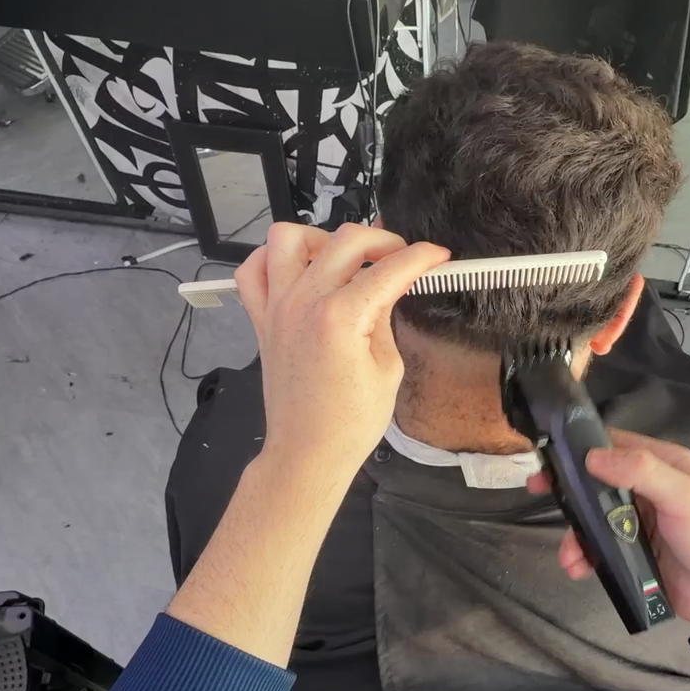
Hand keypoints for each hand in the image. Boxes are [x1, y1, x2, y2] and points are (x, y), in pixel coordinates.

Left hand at [232, 222, 449, 492]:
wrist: (308, 452)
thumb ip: (385, 317)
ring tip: (344, 260)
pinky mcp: (262, 319)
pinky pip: (252, 270)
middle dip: (383, 241)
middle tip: (401, 258)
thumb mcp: (388, 368)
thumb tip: (388, 287)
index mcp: (340, 317)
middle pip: (346, 240)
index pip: (389, 269)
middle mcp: (303, 302)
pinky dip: (272, 259)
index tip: (437, 256)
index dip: (421, 258)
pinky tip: (299, 270)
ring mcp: (277, 307)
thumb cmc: (350, 423)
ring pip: (289, 238)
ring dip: (322, 239)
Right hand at [531, 430, 689, 631]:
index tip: (550, 453)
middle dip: (568, 490)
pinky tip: (577, 569)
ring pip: (594, 518)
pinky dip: (585, 556)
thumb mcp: (685, 497)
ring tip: (569, 557)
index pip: (616, 444)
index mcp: (665, 465)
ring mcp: (639, 522)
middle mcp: (648, 489)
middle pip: (597, 481)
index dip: (582, 446)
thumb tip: (592, 455)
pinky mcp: (633, 553)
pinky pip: (599, 548)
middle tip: (537, 491)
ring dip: (576, 535)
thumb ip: (642, 472)